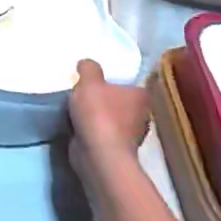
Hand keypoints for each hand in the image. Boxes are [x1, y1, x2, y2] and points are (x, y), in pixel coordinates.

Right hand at [69, 59, 152, 173]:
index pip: (134, 83)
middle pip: (123, 101)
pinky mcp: (117, 151)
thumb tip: (87, 64)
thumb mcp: (89, 80)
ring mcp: (131, 136)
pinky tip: (79, 123)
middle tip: (88, 88)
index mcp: (141, 97)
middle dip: (108, 97)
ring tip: (79, 105)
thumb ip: (89, 68)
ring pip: (113, 118)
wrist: (98, 156)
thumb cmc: (99, 114)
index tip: (103, 77)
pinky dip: (94, 129)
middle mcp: (141, 116)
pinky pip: (104, 133)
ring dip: (100, 115)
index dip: (120, 79)